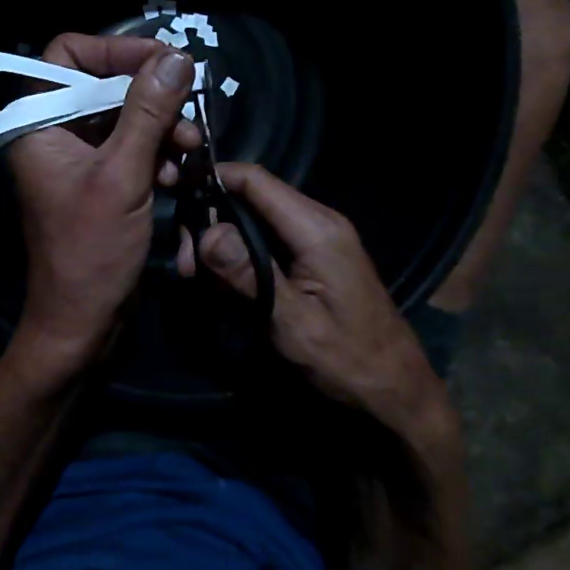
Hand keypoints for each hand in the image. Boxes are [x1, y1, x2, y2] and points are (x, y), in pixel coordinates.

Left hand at [9, 34, 199, 357]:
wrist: (80, 319)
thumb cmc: (91, 250)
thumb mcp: (124, 175)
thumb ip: (148, 113)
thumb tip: (176, 57)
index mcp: (37, 123)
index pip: (66, 55)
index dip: (113, 49)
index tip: (163, 59)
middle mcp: (51, 133)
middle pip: (102, 85)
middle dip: (150, 97)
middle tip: (189, 116)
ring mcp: (75, 158)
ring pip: (122, 118)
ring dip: (161, 128)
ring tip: (191, 151)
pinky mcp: (97, 181)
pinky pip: (128, 148)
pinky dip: (155, 155)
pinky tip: (178, 175)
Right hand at [191, 163, 456, 450]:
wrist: (394, 391)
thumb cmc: (348, 360)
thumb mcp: (294, 323)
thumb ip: (250, 275)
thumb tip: (207, 232)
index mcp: (317, 230)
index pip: (255, 180)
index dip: (212, 178)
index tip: (174, 195)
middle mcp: (318, 223)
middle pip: (250, 197)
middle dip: (209, 220)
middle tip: (184, 262)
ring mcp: (316, 239)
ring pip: (253, 219)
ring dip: (219, 241)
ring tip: (195, 276)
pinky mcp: (312, 257)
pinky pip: (265, 239)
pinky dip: (237, 254)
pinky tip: (220, 282)